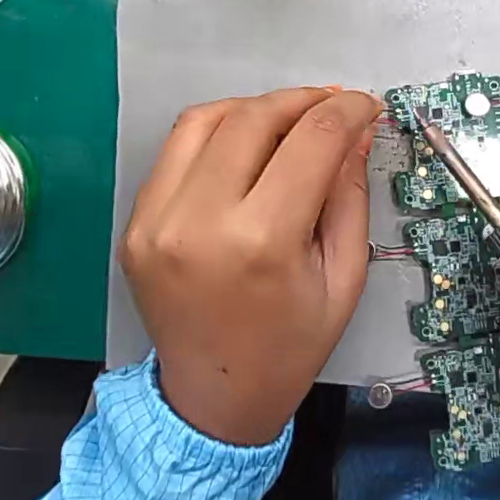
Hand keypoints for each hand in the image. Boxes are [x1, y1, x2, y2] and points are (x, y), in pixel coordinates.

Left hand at [121, 88, 383, 445]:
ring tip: (287, 121)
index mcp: (262, 243)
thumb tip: (355, 133)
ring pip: (204, 120)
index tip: (365, 106)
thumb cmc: (290, 348)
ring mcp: (155, 221)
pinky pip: (174, 153)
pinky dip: (214, 136)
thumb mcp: (344, 279)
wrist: (215, 399)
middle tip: (331, 107)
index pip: (312, 142)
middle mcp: (200, 221)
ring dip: (254, 108)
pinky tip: (242, 150)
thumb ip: (350, 197)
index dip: (347, 111)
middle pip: (253, 118)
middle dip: (302, 101)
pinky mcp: (134, 225)